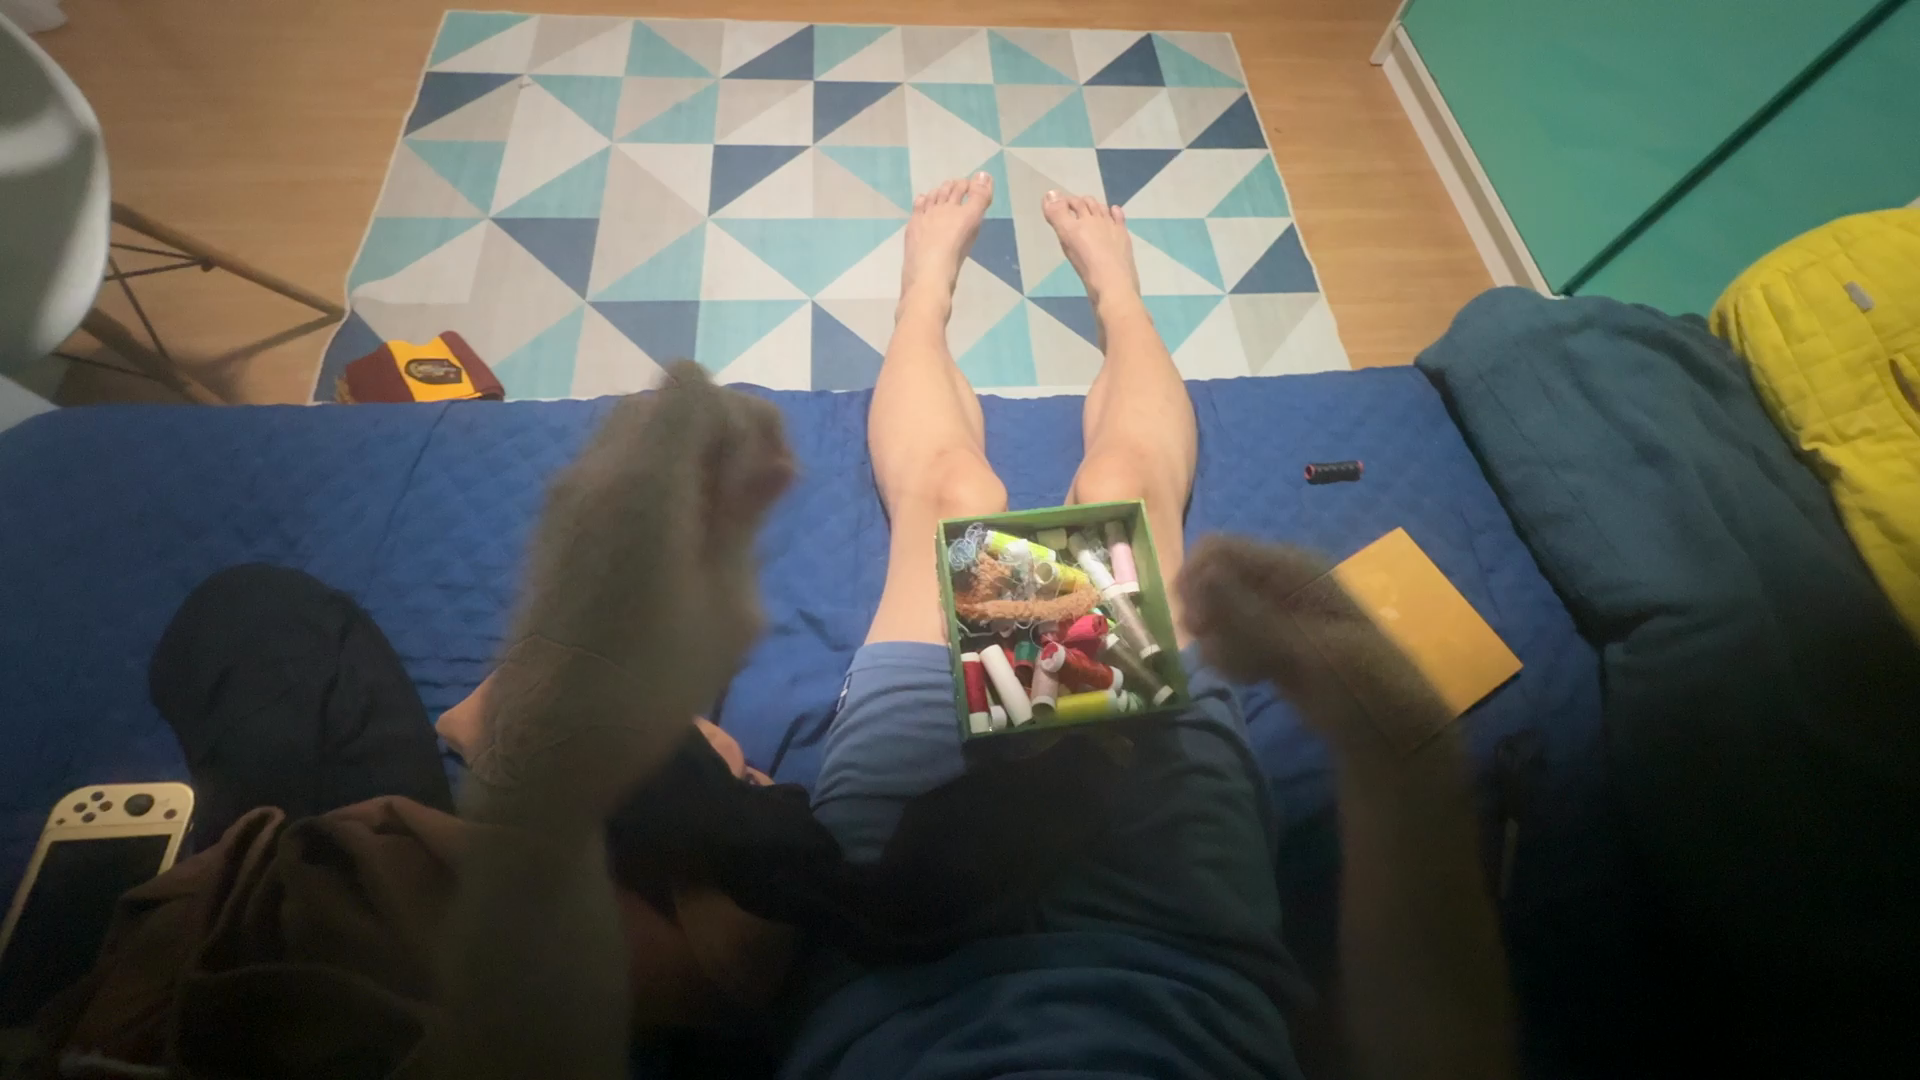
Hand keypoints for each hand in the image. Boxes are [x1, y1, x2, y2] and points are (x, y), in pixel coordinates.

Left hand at [466, 363, 793, 823]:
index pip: (695, 386)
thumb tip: (776, 463)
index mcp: (646, 484)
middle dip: (721, 431)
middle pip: (667, 398)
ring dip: (689, 453)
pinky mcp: (554, 521)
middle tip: (751, 496)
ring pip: (638, 427)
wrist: (551, 745)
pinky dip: (657, 475)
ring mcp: (566, 494)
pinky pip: (615, 464)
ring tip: (718, 519)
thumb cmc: (657, 682)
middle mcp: (596, 470)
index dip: (745, 417)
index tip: (769, 477)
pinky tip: (677, 539)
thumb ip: (747, 517)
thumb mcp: (731, 602)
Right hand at [1177, 535, 1448, 760]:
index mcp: (1291, 568)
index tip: (1195, 623)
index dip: (1196, 579)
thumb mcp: (1309, 649)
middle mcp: (1273, 583)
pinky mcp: (1261, 641)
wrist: (1389, 732)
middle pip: (1207, 583)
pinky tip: (1251, 678)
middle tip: (1223, 652)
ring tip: (1248, 671)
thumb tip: (1200, 577)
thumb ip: (1251, 616)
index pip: (1218, 550)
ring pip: (1210, 615)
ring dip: (1217, 645)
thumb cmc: (1362, 685)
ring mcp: (1266, 613)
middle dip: (1207, 619)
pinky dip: (1226, 659)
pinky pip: (1221, 640)